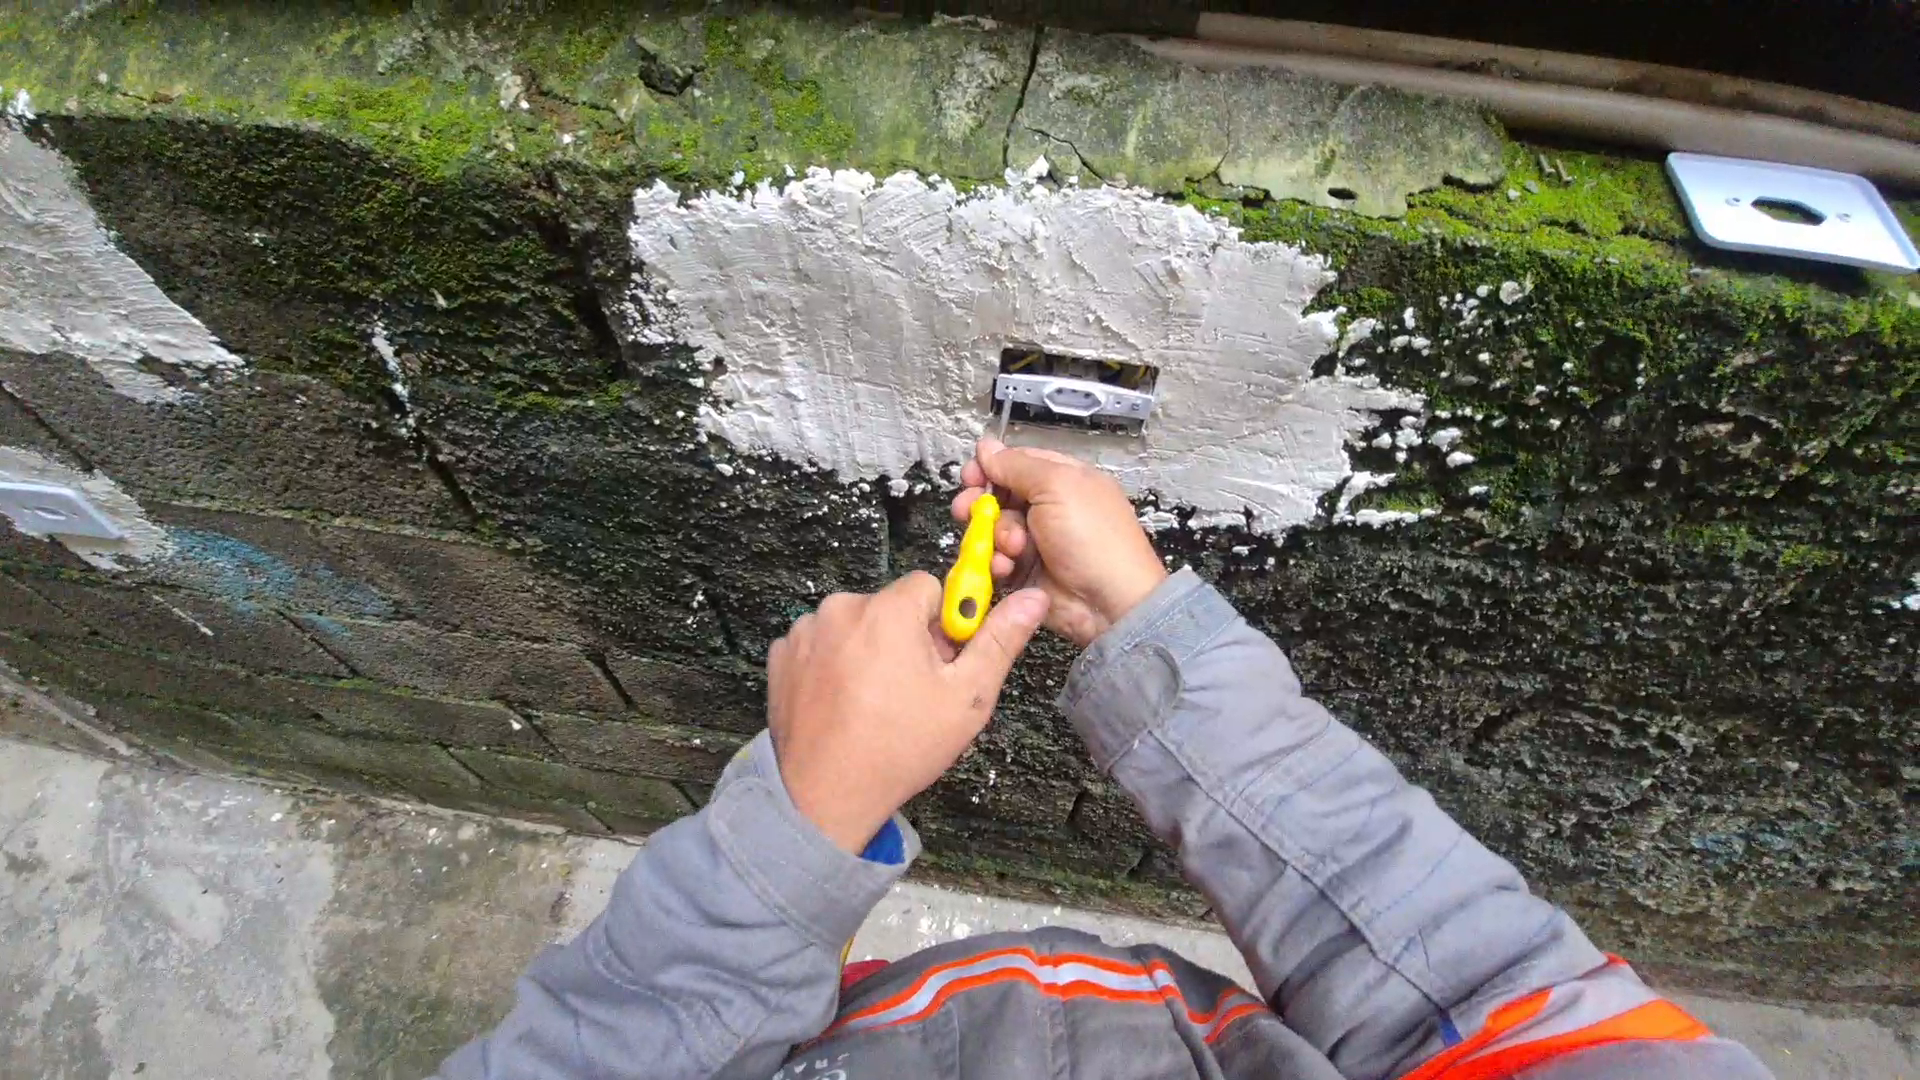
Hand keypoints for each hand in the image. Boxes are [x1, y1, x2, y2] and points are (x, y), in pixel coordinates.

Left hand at [767, 572, 1049, 852]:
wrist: (824, 798)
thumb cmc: (900, 748)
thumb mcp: (966, 697)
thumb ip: (1000, 640)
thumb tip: (1032, 598)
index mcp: (887, 610)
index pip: (929, 586)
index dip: (942, 622)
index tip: (940, 660)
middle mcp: (841, 608)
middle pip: (890, 605)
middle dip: (905, 636)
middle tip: (909, 689)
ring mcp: (805, 630)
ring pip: (856, 623)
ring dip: (868, 647)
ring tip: (872, 700)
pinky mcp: (781, 653)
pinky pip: (821, 641)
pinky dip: (833, 661)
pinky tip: (842, 700)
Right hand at [950, 439, 1166, 648]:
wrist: (1108, 603)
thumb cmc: (1094, 539)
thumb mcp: (1057, 486)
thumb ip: (1017, 466)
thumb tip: (987, 446)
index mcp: (1062, 480)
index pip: (1017, 463)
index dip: (991, 467)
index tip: (970, 475)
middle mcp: (1049, 508)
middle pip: (999, 497)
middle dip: (982, 504)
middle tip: (969, 509)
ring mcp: (1036, 541)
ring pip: (993, 530)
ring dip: (994, 537)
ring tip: (1011, 547)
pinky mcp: (1025, 572)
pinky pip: (996, 561)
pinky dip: (996, 564)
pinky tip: (1006, 567)